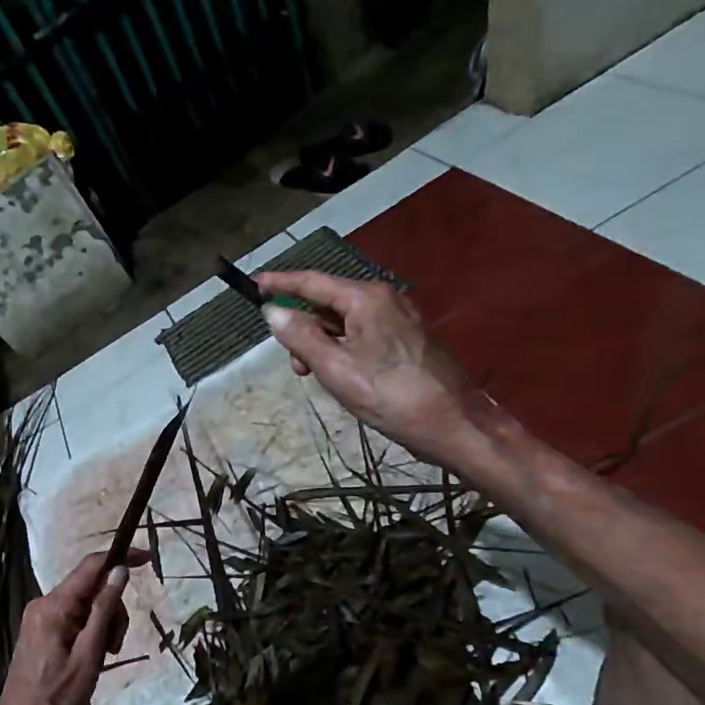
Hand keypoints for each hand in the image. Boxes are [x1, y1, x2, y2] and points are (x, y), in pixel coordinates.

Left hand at [0, 548, 149, 704]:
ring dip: (103, 623)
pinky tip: (93, 657)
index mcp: (53, 606)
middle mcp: (43, 604)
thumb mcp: (90, 653)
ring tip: (105, 656)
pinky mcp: (39, 633)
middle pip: (90, 588)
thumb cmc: (58, 697)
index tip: (148, 559)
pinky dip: (90, 631)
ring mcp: (39, 619)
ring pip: (84, 605)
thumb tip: (119, 570)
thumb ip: (104, 609)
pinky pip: (73, 619)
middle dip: (112, 608)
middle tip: (117, 644)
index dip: (120, 557)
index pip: (91, 566)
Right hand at [256, 271, 489, 461]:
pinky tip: (340, 377)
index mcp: (366, 297)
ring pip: (344, 322)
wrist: (452, 423)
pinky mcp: (406, 340)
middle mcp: (384, 299)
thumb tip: (273, 312)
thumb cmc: (389, 394)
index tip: (253, 285)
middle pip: (328, 302)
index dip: (279, 283)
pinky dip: (342, 350)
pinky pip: (362, 335)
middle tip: (295, 366)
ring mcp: (398, 319)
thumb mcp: (335, 367)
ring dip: (322, 344)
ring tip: (317, 377)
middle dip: (303, 327)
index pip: (312, 281)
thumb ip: (301, 336)